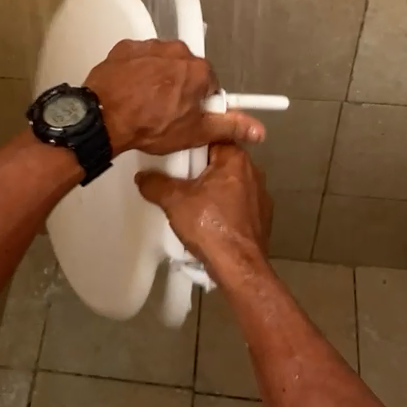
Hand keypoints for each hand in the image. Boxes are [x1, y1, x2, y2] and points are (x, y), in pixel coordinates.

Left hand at [85, 39, 264, 155]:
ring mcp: (149, 47)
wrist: (104, 118)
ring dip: (158, 78)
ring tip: (147, 103)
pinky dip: (137, 71)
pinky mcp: (126, 49)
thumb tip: (255, 128)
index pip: (210, 83)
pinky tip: (132, 91)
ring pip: (162, 63)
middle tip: (168, 112)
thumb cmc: (147, 124)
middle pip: (186, 70)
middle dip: (180, 88)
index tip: (192, 112)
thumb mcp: (194, 132)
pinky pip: (139, 59)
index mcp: (198, 70)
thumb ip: (228, 126)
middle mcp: (176, 51)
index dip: (201, 102)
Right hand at [135, 144, 271, 273]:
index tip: (177, 155)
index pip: (212, 139)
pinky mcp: (263, 218)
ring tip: (193, 202)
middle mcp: (253, 172)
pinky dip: (227, 208)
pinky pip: (240, 204)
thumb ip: (156, 184)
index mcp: (235, 159)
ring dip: (215, 189)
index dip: (192, 146)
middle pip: (222, 162)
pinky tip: (211, 221)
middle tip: (180, 179)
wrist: (239, 266)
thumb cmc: (209, 225)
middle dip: (202, 169)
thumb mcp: (174, 201)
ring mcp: (261, 196)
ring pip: (232, 184)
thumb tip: (142, 177)